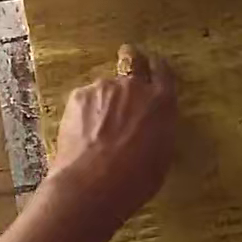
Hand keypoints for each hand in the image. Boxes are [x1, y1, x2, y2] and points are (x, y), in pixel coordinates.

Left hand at [46, 45, 178, 224]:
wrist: (94, 182)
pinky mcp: (79, 96)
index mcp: (161, 102)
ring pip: (104, 86)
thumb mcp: (161, 155)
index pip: (162, 71)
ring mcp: (104, 88)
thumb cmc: (136, 179)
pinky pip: (84, 99)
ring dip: (103, 99)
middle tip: (126, 63)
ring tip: (95, 126)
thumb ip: (158, 129)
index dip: (156, 67)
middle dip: (130, 59)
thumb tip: (150, 125)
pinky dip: (83, 111)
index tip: (151, 66)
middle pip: (132, 60)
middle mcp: (134, 87)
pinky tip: (80, 133)